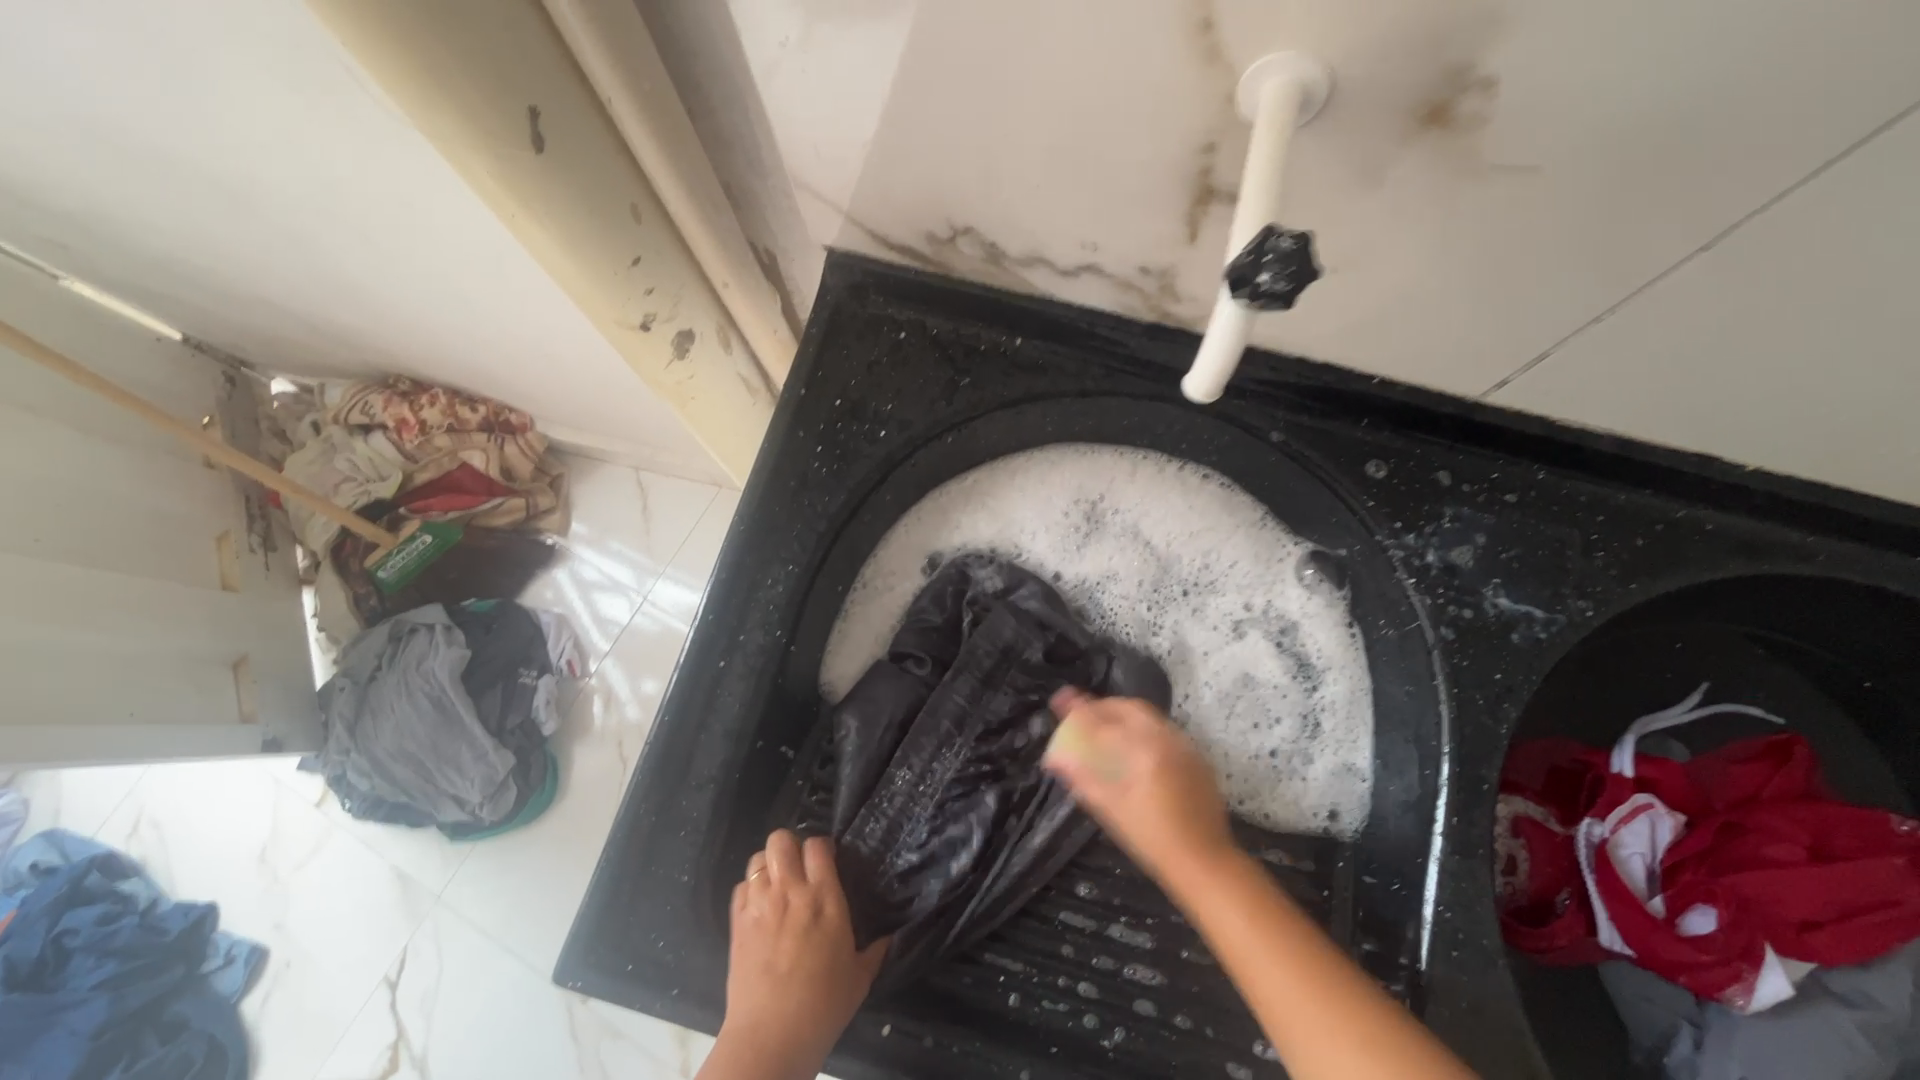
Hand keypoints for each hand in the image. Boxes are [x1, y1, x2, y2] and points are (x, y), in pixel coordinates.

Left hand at [713, 830, 886, 1075]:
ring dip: (768, 865)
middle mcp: (790, 892)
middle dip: (791, 846)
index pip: (818, 845)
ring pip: (757, 858)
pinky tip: (760, 907)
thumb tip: (890, 937)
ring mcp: (759, 905)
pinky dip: (750, 889)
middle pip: (781, 840)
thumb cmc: (824, 1005)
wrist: (772, 1034)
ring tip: (778, 883)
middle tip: (800, 867)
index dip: (823, 847)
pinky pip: (740, 887)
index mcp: (825, 898)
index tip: (828, 860)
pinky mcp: (736, 922)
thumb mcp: (860, 976)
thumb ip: (875, 950)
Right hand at [1042, 688, 1235, 880]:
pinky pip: (1165, 731)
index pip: (1104, 719)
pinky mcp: (1197, 758)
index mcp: (1143, 750)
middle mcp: (1166, 740)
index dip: (1078, 708)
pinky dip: (1143, 730)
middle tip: (1084, 715)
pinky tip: (1134, 750)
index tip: (1060, 699)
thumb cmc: (1152, 841)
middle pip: (1130, 707)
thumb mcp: (1112, 810)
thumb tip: (1057, 757)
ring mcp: (1185, 747)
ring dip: (1124, 716)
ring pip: (1149, 717)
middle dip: (1104, 707)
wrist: (1204, 861)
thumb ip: (1084, 777)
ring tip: (1105, 731)